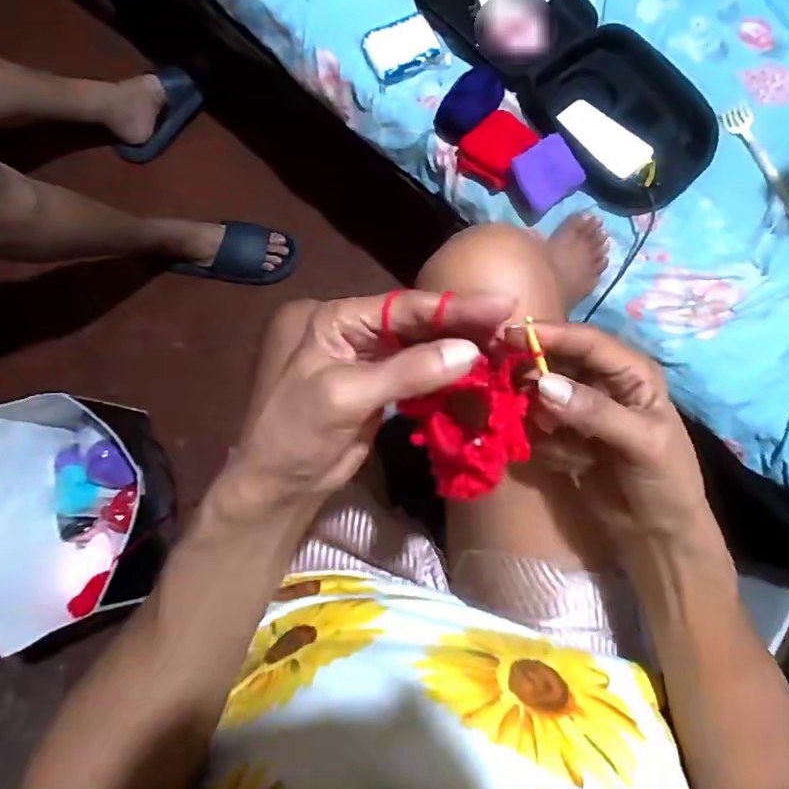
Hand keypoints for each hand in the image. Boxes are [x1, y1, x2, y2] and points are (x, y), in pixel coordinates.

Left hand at [220, 290, 517, 519]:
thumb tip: (470, 351)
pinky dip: (448, 372)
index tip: (501, 302)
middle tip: (511, 322)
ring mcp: (369, 358)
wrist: (277, 485)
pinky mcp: (381, 386)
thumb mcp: (346, 396)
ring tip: (504, 344)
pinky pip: (420, 371)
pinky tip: (478, 370)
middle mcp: (353, 330)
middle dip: (461, 323)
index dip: (453, 305)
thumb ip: (407, 371)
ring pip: (422, 345)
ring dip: (459, 347)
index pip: (403, 306)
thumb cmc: (295, 433)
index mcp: (336, 318)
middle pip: (416, 320)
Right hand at [523, 322, 717, 552]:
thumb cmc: (665, 482)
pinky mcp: (565, 434)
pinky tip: (570, 462)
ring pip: (542, 392)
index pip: (587, 341)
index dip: (549, 334)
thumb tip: (542, 384)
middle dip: (534, 373)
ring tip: (551, 435)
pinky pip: (538, 424)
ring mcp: (581, 408)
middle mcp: (604, 382)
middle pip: (557, 361)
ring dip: (538, 412)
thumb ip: (594, 411)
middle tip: (507, 385)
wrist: (659, 536)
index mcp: (632, 372)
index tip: (508, 335)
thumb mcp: (641, 443)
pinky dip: (543, 440)